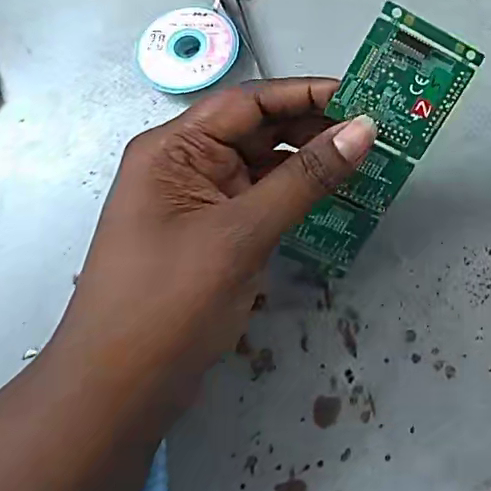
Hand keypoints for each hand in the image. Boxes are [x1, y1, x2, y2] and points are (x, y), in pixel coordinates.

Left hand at [0, 79, 374, 490]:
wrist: (115, 396)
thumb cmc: (170, 304)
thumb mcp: (243, 233)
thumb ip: (306, 177)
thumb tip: (364, 130)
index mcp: (175, 148)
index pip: (249, 102)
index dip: (307, 94)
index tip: (364, 95)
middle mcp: (186, 164)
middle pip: (259, 128)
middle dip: (315, 126)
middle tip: (376, 131)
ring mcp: (201, 199)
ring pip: (266, 162)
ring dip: (312, 160)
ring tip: (367, 158)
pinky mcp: (216, 231)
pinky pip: (264, 196)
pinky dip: (300, 192)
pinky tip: (337, 193)